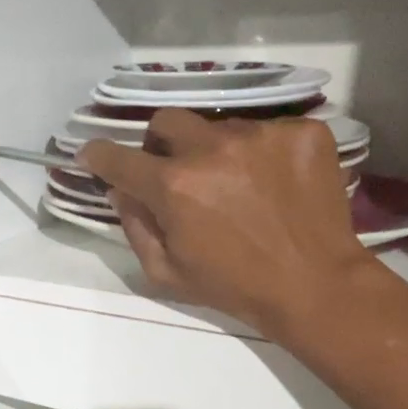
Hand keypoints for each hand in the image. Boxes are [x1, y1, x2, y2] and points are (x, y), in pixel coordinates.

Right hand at [79, 110, 375, 344]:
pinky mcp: (303, 132)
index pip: (119, 158)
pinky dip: (262, 154)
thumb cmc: (232, 286)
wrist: (314, 285)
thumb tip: (121, 191)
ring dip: (216, 152)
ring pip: (220, 127)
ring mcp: (262, 134)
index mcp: (174, 186)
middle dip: (161, 145)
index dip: (99, 156)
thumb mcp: (166, 272)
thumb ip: (135, 226)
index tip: (94, 156)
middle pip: (167, 122)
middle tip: (174, 172)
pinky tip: (273, 184)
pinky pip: (267, 131)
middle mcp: (213, 148)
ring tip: (237, 187)